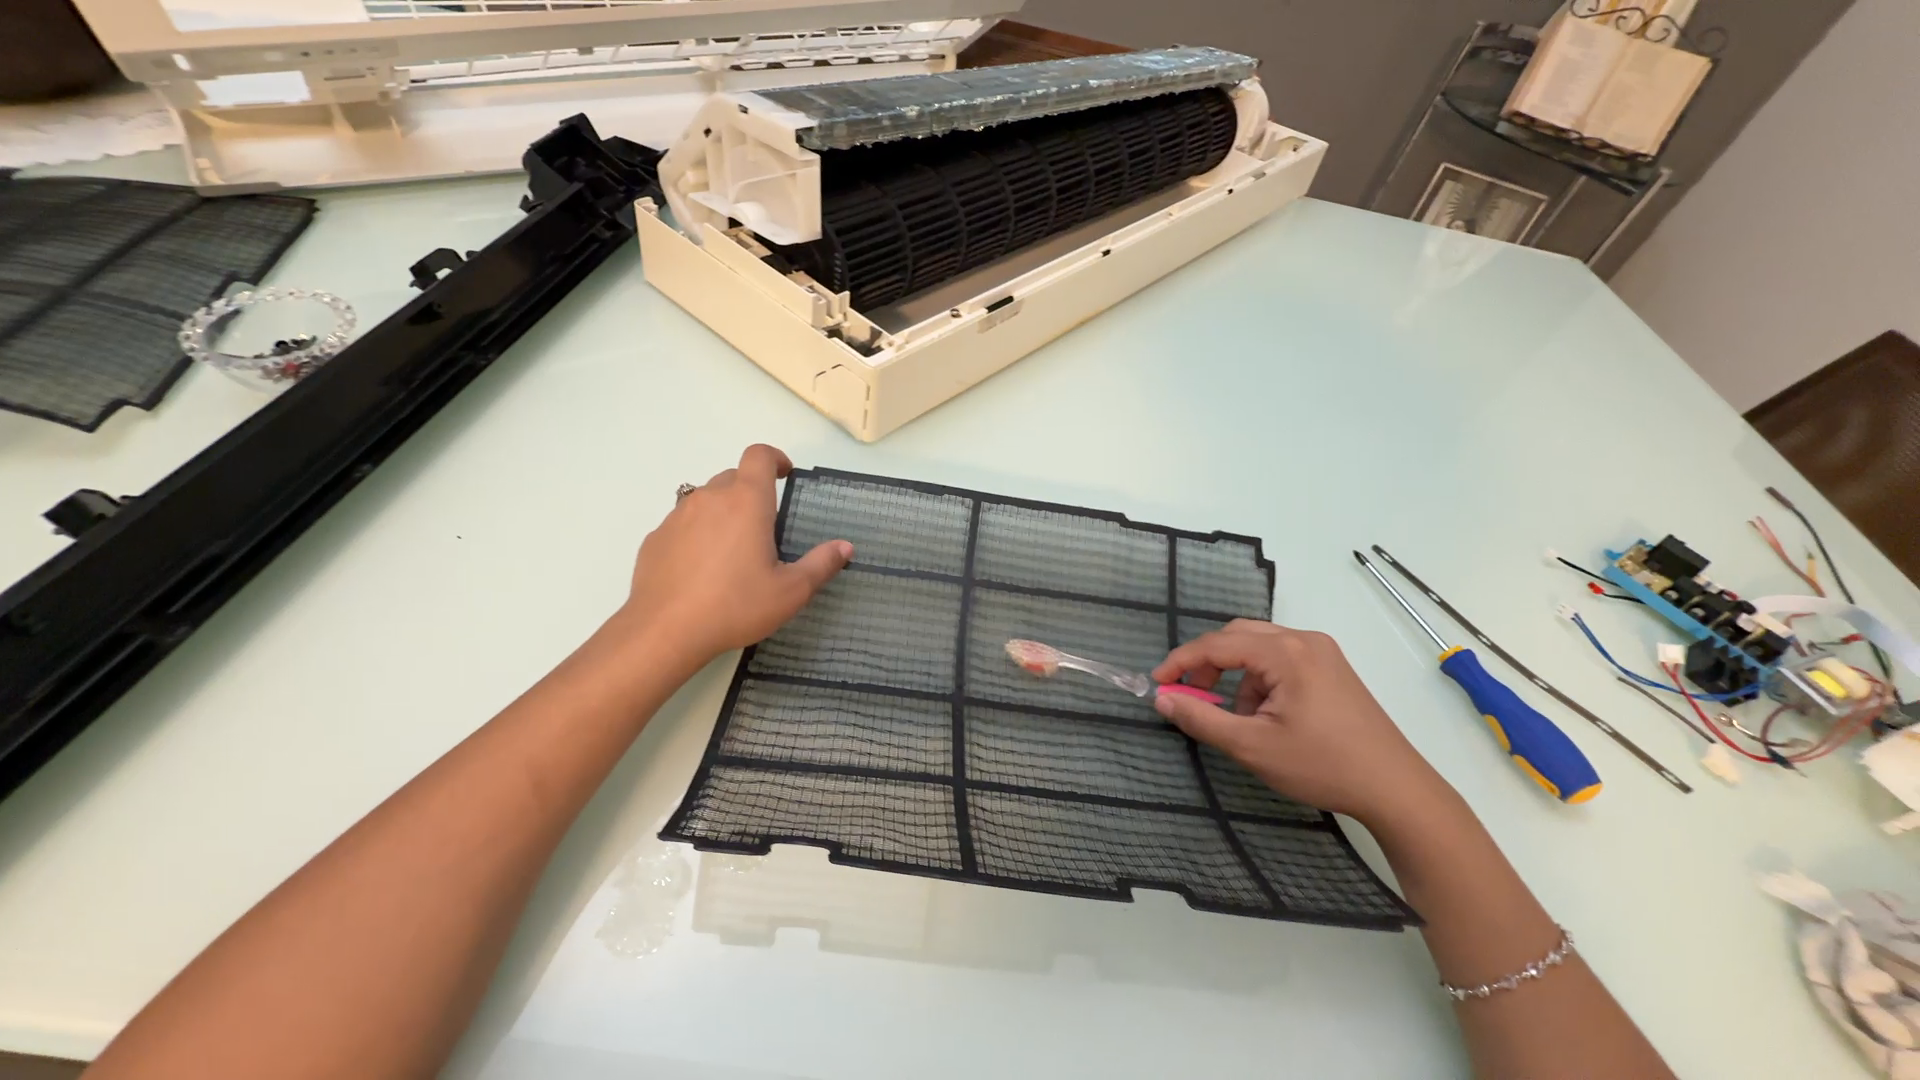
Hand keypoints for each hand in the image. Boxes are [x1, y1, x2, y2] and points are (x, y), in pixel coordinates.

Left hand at [617, 444, 850, 665]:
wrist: (665, 631)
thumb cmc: (735, 605)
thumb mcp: (790, 591)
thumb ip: (821, 564)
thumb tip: (845, 547)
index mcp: (746, 501)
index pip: (759, 456)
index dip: (775, 458)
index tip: (785, 475)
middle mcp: (709, 498)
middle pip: (733, 477)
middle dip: (752, 491)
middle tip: (765, 526)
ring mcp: (677, 516)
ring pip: (706, 499)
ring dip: (723, 512)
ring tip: (733, 550)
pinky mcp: (656, 538)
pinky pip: (683, 524)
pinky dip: (697, 534)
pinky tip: (702, 569)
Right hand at [1152, 620, 1449, 825]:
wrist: (1395, 788)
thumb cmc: (1321, 765)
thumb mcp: (1251, 746)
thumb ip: (1202, 718)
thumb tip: (1162, 698)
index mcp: (1285, 653)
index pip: (1217, 644)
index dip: (1181, 662)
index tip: (1157, 684)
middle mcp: (1304, 640)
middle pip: (1238, 636)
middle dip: (1208, 663)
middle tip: (1191, 695)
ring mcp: (1323, 652)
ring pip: (1260, 647)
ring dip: (1236, 674)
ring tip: (1235, 716)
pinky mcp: (1333, 669)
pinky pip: (1281, 659)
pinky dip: (1260, 679)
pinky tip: (1265, 715)